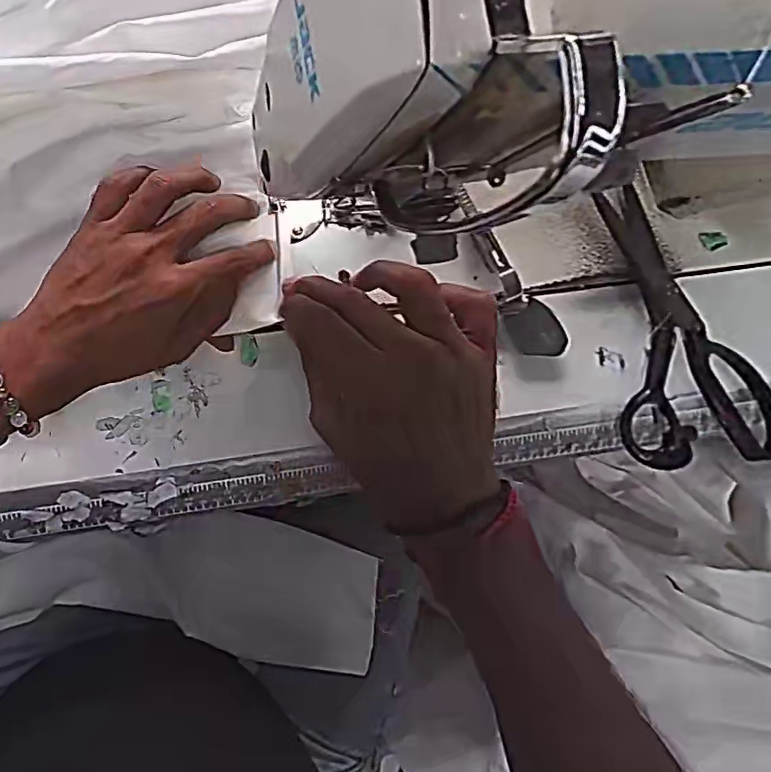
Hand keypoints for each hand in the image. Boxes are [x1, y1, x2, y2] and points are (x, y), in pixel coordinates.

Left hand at [0, 164, 274, 418]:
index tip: (258, 249)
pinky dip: (137, 174)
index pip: (230, 260)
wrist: (55, 349)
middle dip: (237, 207)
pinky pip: (115, 186)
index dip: (254, 252)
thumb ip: (208, 318)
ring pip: (163, 186)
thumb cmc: (105, 353)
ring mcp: (120, 236)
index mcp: (172, 288)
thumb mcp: (171, 348)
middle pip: (207, 213)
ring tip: (207, 181)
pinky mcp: (94, 227)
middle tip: (243, 209)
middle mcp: (149, 255)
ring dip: (193, 177)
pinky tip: (151, 177)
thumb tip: (230, 293)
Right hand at [280, 261, 499, 531]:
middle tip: (308, 291)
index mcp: (369, 381)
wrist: (444, 497)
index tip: (291, 306)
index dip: (297, 308)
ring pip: (412, 285)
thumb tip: (305, 331)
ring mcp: (451, 352)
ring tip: (361, 281)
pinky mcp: (479, 355)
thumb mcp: (331, 423)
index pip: (320, 321)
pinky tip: (423, 299)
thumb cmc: (391, 469)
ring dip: (377, 275)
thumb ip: (317, 370)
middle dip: (319, 291)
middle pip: (354, 300)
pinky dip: (446, 292)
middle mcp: (413, 359)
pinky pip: (471, 303)